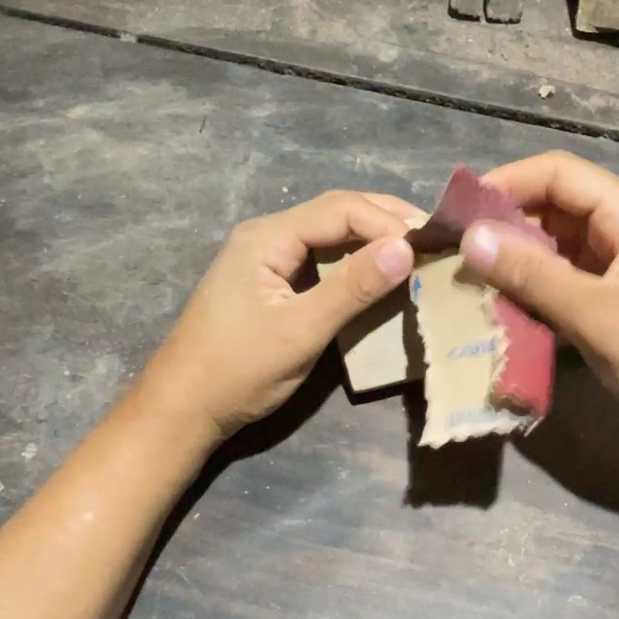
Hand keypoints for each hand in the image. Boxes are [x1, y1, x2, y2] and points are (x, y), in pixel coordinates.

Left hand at [144, 190, 421, 439]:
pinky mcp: (274, 283)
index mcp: (267, 237)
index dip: (389, 222)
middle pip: (337, 213)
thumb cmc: (237, 370)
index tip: (430, 247)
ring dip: (375, 240)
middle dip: (387, 223)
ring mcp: (269, 259)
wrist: (183, 409)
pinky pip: (323, 260)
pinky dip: (357, 263)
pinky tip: (383, 275)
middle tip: (435, 241)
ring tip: (419, 254)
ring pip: (332, 235)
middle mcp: (268, 237)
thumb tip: (406, 249)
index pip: (341, 209)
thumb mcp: (300, 330)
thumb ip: (352, 288)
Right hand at [459, 152, 618, 436]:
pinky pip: (562, 282)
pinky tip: (500, 306)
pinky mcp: (611, 303)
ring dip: (516, 260)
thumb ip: (533, 275)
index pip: (561, 174)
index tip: (458, 212)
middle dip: (506, 224)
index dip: (508, 183)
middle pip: (555, 207)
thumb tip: (469, 238)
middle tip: (455, 252)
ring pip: (555, 247)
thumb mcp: (596, 315)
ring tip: (469, 280)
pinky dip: (532, 289)